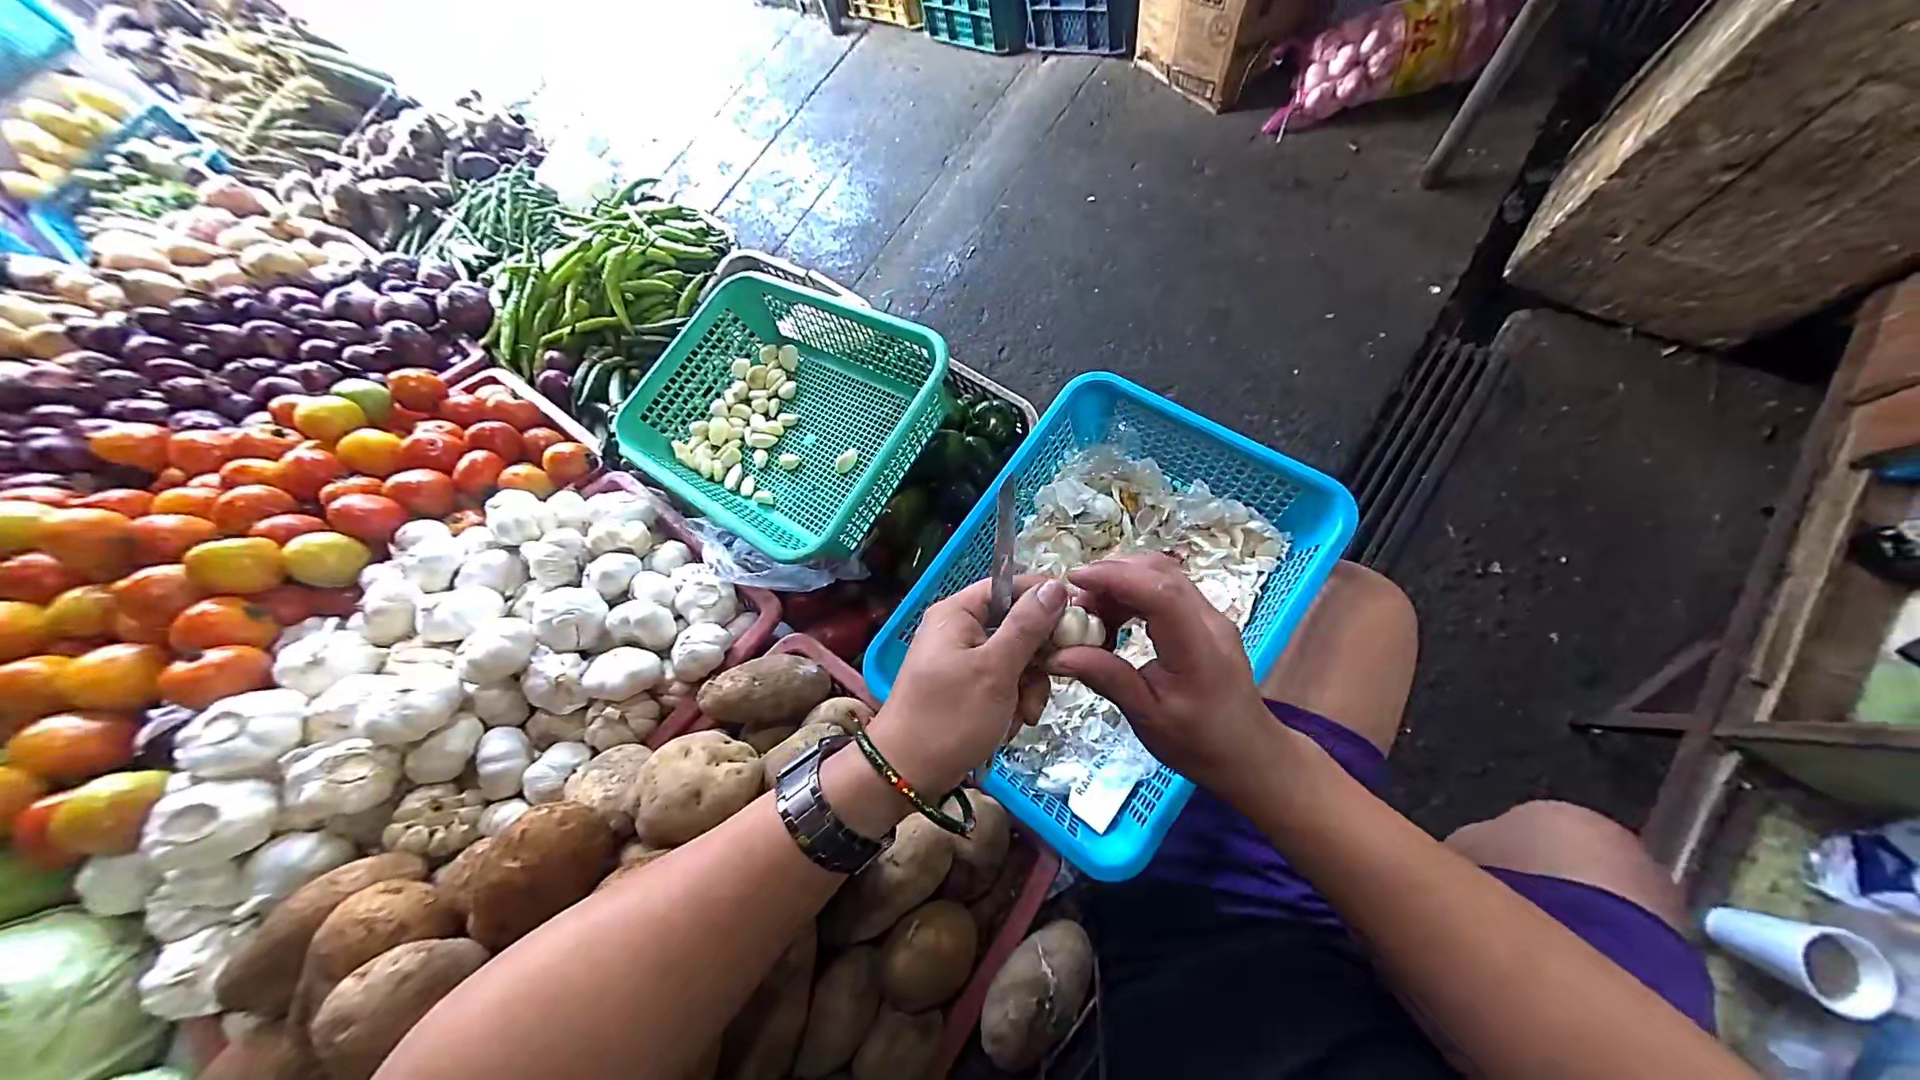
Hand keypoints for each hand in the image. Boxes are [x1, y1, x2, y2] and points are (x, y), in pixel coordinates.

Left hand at [863, 576, 1069, 796]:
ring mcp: (963, 660)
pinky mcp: (968, 688)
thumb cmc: (950, 716)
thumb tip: (1057, 585)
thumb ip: (1027, 625)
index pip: (1009, 586)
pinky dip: (1012, 703)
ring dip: (1026, 688)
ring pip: (1016, 659)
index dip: (1044, 598)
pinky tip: (1007, 725)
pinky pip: (1004, 684)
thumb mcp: (996, 669)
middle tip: (1045, 682)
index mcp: (958, 613)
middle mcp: (959, 630)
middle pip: (1017, 625)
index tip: (1078, 619)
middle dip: (1035, 659)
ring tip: (1021, 715)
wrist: (907, 774)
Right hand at [1047, 553, 1275, 792]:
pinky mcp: (1202, 617)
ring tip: (1090, 612)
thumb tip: (1057, 655)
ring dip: (1120, 581)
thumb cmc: (1198, 741)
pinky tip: (1113, 617)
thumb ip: (1106, 678)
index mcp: (1198, 648)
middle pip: (1159, 571)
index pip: (1159, 592)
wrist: (1247, 753)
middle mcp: (1209, 620)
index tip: (1074, 580)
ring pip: (1161, 574)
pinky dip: (1133, 591)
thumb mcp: (1147, 716)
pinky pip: (1165, 588)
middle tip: (1075, 600)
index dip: (1114, 578)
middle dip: (1111, 574)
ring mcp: (1209, 614)